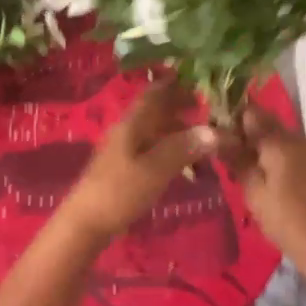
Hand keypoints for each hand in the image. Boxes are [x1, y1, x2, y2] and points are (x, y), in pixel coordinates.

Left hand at [58, 82, 215, 242]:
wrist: (86, 223)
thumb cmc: (119, 192)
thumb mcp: (155, 169)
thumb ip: (184, 148)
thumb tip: (218, 130)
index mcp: (132, 123)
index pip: (155, 93)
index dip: (176, 84)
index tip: (203, 82)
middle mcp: (128, 131)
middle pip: (157, 111)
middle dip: (183, 109)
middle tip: (213, 112)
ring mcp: (125, 150)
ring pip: (156, 132)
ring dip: (180, 132)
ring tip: (208, 141)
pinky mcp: (126, 169)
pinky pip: (153, 151)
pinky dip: (172, 152)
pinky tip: (188, 166)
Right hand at [232, 107, 305, 268]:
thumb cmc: (284, 219)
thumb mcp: (252, 189)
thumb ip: (235, 157)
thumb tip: (214, 132)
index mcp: (280, 141)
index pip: (251, 113)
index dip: (232, 121)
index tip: (220, 140)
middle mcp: (299, 137)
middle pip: (267, 123)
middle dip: (247, 136)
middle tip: (231, 162)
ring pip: (279, 138)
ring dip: (262, 148)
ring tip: (248, 175)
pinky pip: (292, 150)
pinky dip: (278, 158)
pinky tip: (270, 181)